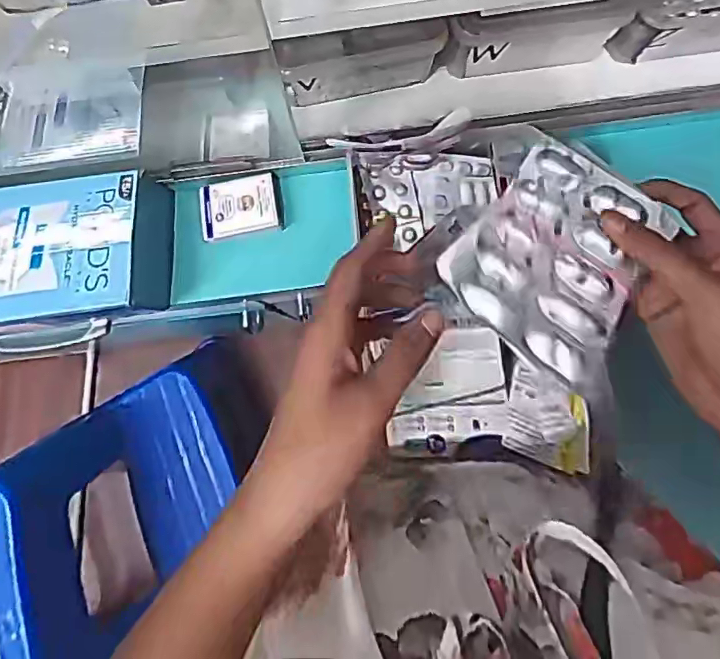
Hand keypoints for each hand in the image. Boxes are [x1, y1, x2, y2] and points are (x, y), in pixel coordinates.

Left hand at [233, 216, 445, 545]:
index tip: (393, 225)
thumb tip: (435, 313)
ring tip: (418, 298)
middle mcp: (320, 336)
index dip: (370, 247)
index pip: (348, 275)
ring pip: (353, 312)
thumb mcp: (373, 401)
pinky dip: (379, 328)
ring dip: (382, 299)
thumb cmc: (325, 447)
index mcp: (325, 332)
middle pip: (350, 288)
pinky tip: (400, 337)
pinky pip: (354, 337)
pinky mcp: (326, 377)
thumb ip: (405, 355)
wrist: (284, 494)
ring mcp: (321, 357)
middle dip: (382, 270)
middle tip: (420, 265)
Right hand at [599, 181, 719, 460]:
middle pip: (657, 230)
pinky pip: (626, 286)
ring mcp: (674, 290)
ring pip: (637, 257)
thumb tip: (616, 220)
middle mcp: (696, 266)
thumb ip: (657, 254)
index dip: (663, 193)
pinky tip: (587, 268)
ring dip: (612, 247)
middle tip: (590, 212)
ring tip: (579, 236)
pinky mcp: (655, 314)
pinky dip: (607, 276)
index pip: (692, 208)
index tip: (626, 190)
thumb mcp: (706, 292)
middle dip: (627, 220)